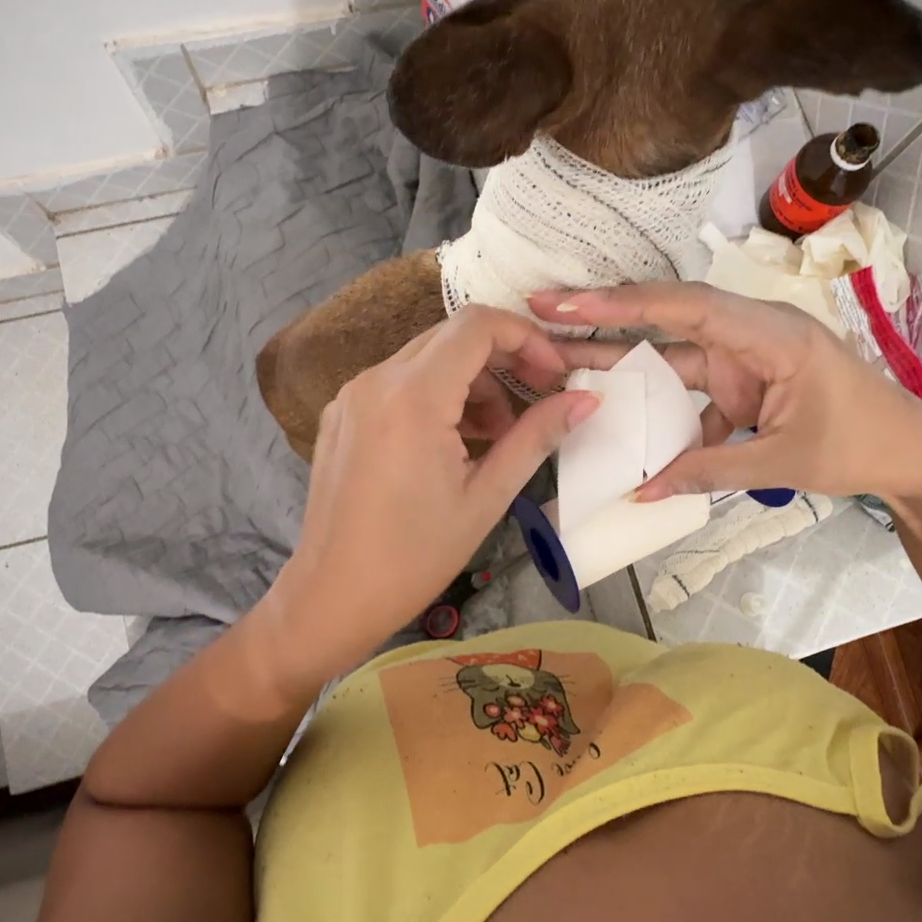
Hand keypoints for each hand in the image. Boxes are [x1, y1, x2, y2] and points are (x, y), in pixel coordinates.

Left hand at [259, 307, 598, 687]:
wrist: (333, 596)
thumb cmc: (416, 556)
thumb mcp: (487, 497)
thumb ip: (537, 437)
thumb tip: (588, 400)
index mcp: (412, 397)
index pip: (477, 325)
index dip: (526, 338)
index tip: (554, 372)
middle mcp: (375, 381)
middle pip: (451, 336)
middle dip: (503, 359)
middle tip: (538, 399)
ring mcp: (351, 396)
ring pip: (425, 358)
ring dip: (470, 381)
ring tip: (497, 434)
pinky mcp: (340, 415)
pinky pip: (397, 383)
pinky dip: (435, 396)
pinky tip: (454, 442)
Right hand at [530, 283, 921, 502]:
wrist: (909, 453)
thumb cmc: (860, 445)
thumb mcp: (781, 461)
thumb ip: (709, 471)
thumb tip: (642, 491)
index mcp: (770, 335)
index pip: (689, 308)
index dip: (625, 304)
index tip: (571, 303)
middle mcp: (750, 334)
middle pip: (667, 322)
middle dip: (604, 319)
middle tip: (542, 313)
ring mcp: (742, 358)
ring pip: (670, 356)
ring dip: (621, 365)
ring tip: (560, 364)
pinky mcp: (739, 383)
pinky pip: (688, 392)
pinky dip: (659, 414)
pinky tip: (625, 433)